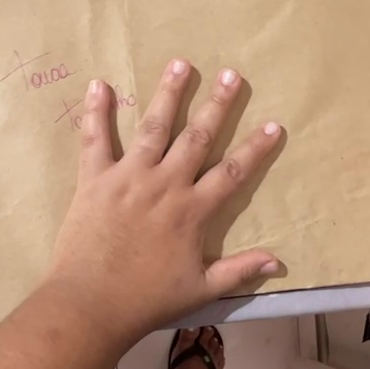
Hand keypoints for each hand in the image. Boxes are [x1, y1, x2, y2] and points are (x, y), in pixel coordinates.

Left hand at [39, 59, 283, 344]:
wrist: (91, 305)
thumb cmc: (147, 300)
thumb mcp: (201, 289)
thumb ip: (239, 271)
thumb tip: (278, 262)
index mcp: (192, 211)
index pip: (233, 173)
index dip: (255, 149)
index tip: (273, 125)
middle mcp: (165, 185)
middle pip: (197, 138)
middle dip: (218, 106)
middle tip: (232, 75)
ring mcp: (128, 178)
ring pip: (152, 128)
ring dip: (168, 94)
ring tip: (181, 63)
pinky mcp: (95, 180)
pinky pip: (95, 141)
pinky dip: (96, 112)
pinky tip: (99, 84)